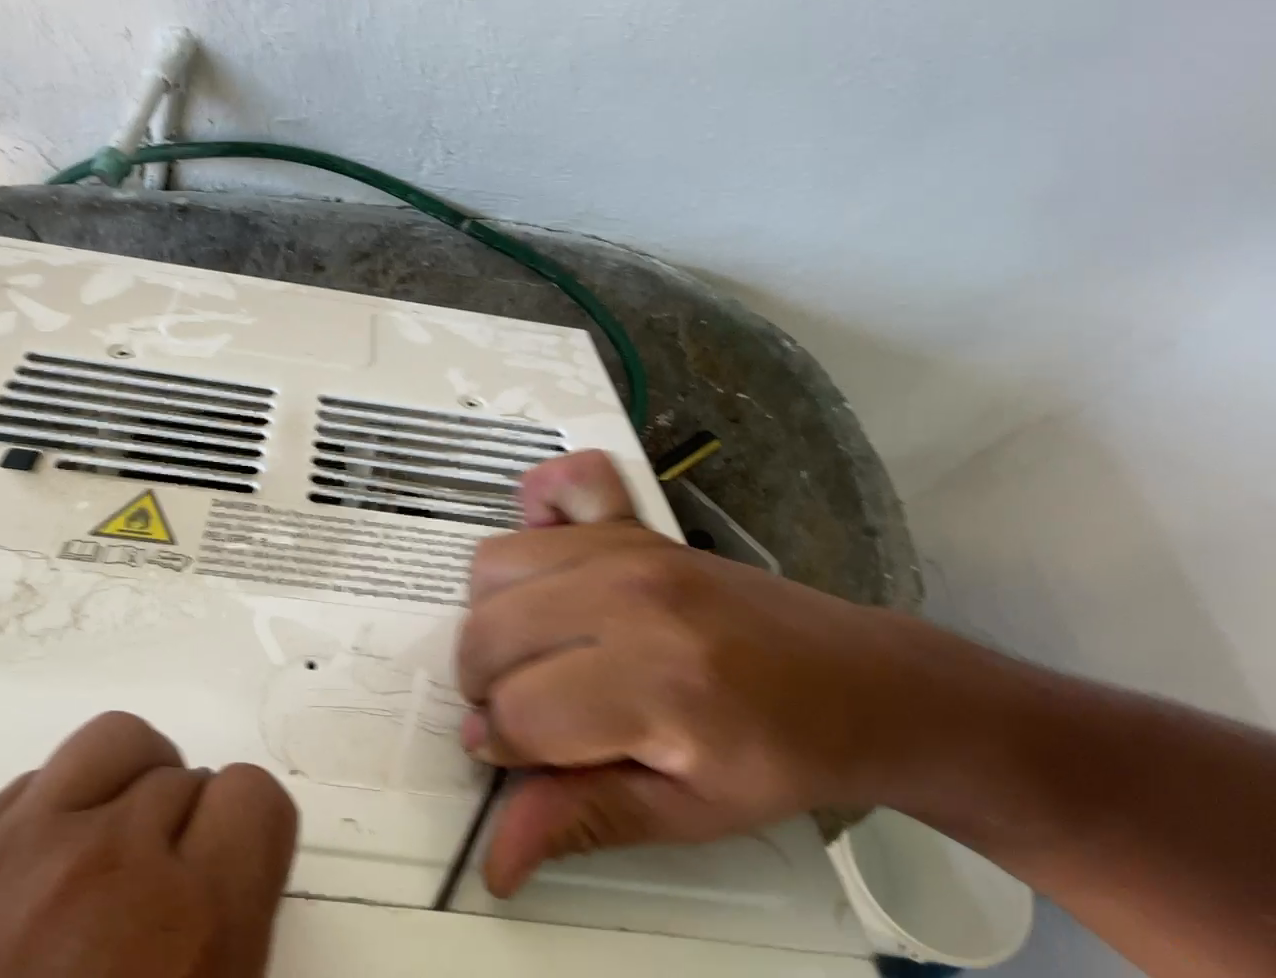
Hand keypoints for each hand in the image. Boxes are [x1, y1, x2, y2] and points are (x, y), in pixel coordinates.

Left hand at [0, 712, 297, 977]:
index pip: (254, 797)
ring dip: (132, 785)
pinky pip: (36, 782)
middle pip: (183, 775)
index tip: (235, 877)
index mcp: (188, 924)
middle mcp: (109, 861)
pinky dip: (59, 809)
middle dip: (188, 829)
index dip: (251, 836)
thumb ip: (225, 958)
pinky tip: (43, 876)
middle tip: (163, 901)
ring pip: (112, 744)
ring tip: (118, 851)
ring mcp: (21, 846)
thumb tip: (225, 918)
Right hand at [458, 451, 971, 896]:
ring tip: (534, 654)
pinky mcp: (638, 524)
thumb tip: (493, 863)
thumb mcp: (687, 814)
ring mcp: (633, 549)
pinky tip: (552, 566)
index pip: (518, 714)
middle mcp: (633, 600)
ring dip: (494, 618)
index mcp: (657, 686)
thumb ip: (581, 821)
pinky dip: (536, 512)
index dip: (503, 749)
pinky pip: (559, 483)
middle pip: (489, 635)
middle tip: (527, 715)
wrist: (861, 685)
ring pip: (494, 567)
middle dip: (486, 688)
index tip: (521, 762)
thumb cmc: (779, 759)